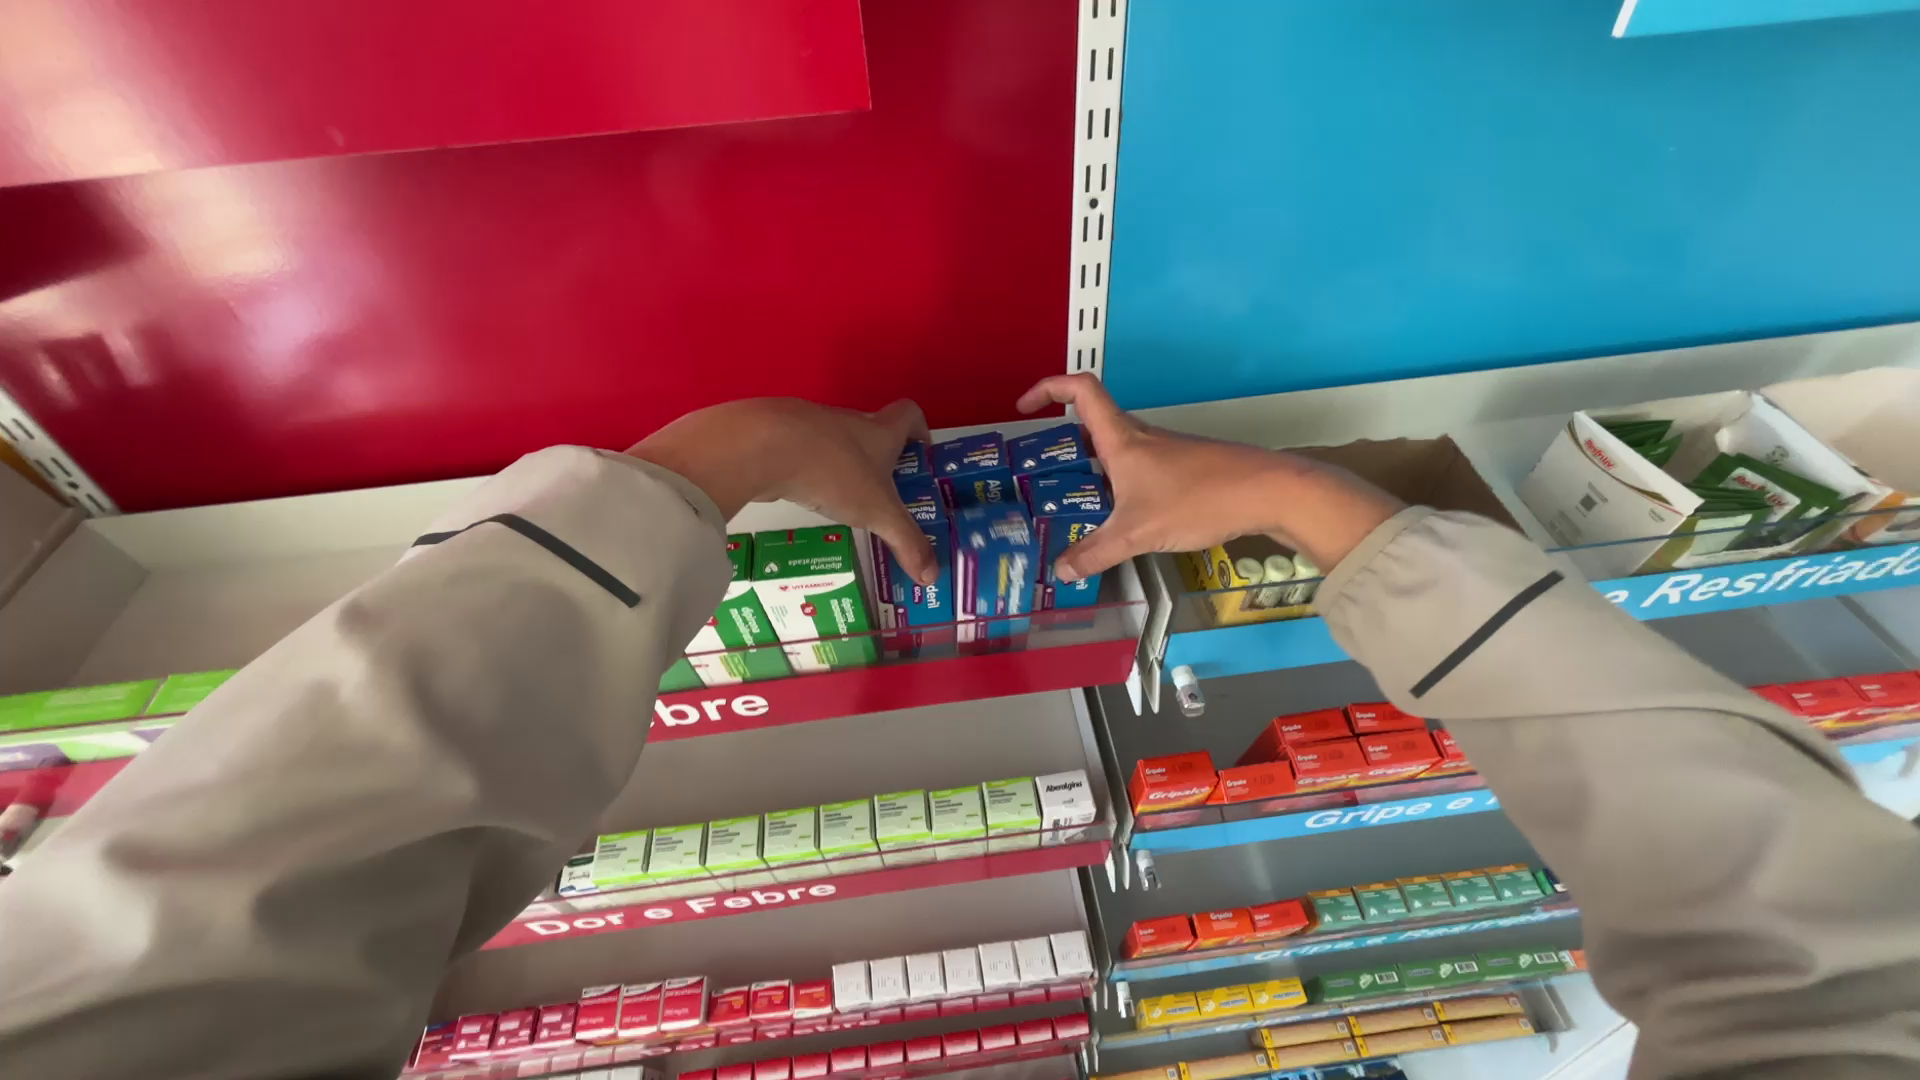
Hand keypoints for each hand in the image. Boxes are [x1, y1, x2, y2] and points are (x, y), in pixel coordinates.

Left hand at [625, 398, 938, 584]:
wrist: (762, 446)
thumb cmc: (834, 472)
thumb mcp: (878, 513)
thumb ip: (906, 542)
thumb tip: (932, 577)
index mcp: (879, 431)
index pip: (909, 414)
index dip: (920, 432)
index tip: (920, 458)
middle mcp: (848, 421)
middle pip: (872, 431)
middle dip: (881, 461)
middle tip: (885, 495)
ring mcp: (810, 425)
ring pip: (835, 443)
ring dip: (842, 467)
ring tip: (843, 502)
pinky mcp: (777, 436)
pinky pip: (801, 452)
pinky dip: (807, 470)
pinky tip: (803, 495)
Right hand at [1015, 375, 1405, 581]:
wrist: (1267, 492)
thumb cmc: (1196, 500)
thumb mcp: (1137, 533)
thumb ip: (1095, 553)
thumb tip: (1060, 572)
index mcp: (1121, 439)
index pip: (1080, 390)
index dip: (1048, 388)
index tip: (1024, 408)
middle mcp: (1140, 436)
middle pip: (1093, 421)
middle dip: (1062, 439)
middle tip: (1041, 471)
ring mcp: (1164, 451)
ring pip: (1116, 447)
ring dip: (1091, 463)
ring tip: (1074, 500)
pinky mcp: (1184, 467)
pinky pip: (1138, 466)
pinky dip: (1119, 480)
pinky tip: (1122, 514)